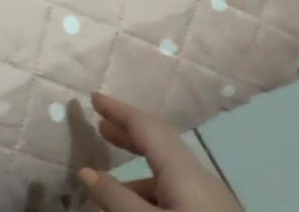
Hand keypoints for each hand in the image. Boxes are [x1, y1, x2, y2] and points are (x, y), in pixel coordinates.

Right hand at [78, 92, 243, 211]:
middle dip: (128, 135)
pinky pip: (177, 196)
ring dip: (137, 173)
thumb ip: (116, 199)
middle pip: (160, 145)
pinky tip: (138, 211)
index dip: (119, 110)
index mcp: (184, 172)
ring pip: (168, 175)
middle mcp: (200, 180)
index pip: (147, 127)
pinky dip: (151, 195)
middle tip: (99, 128)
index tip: (94, 97)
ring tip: (109, 185)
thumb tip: (85, 171)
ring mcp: (212, 203)